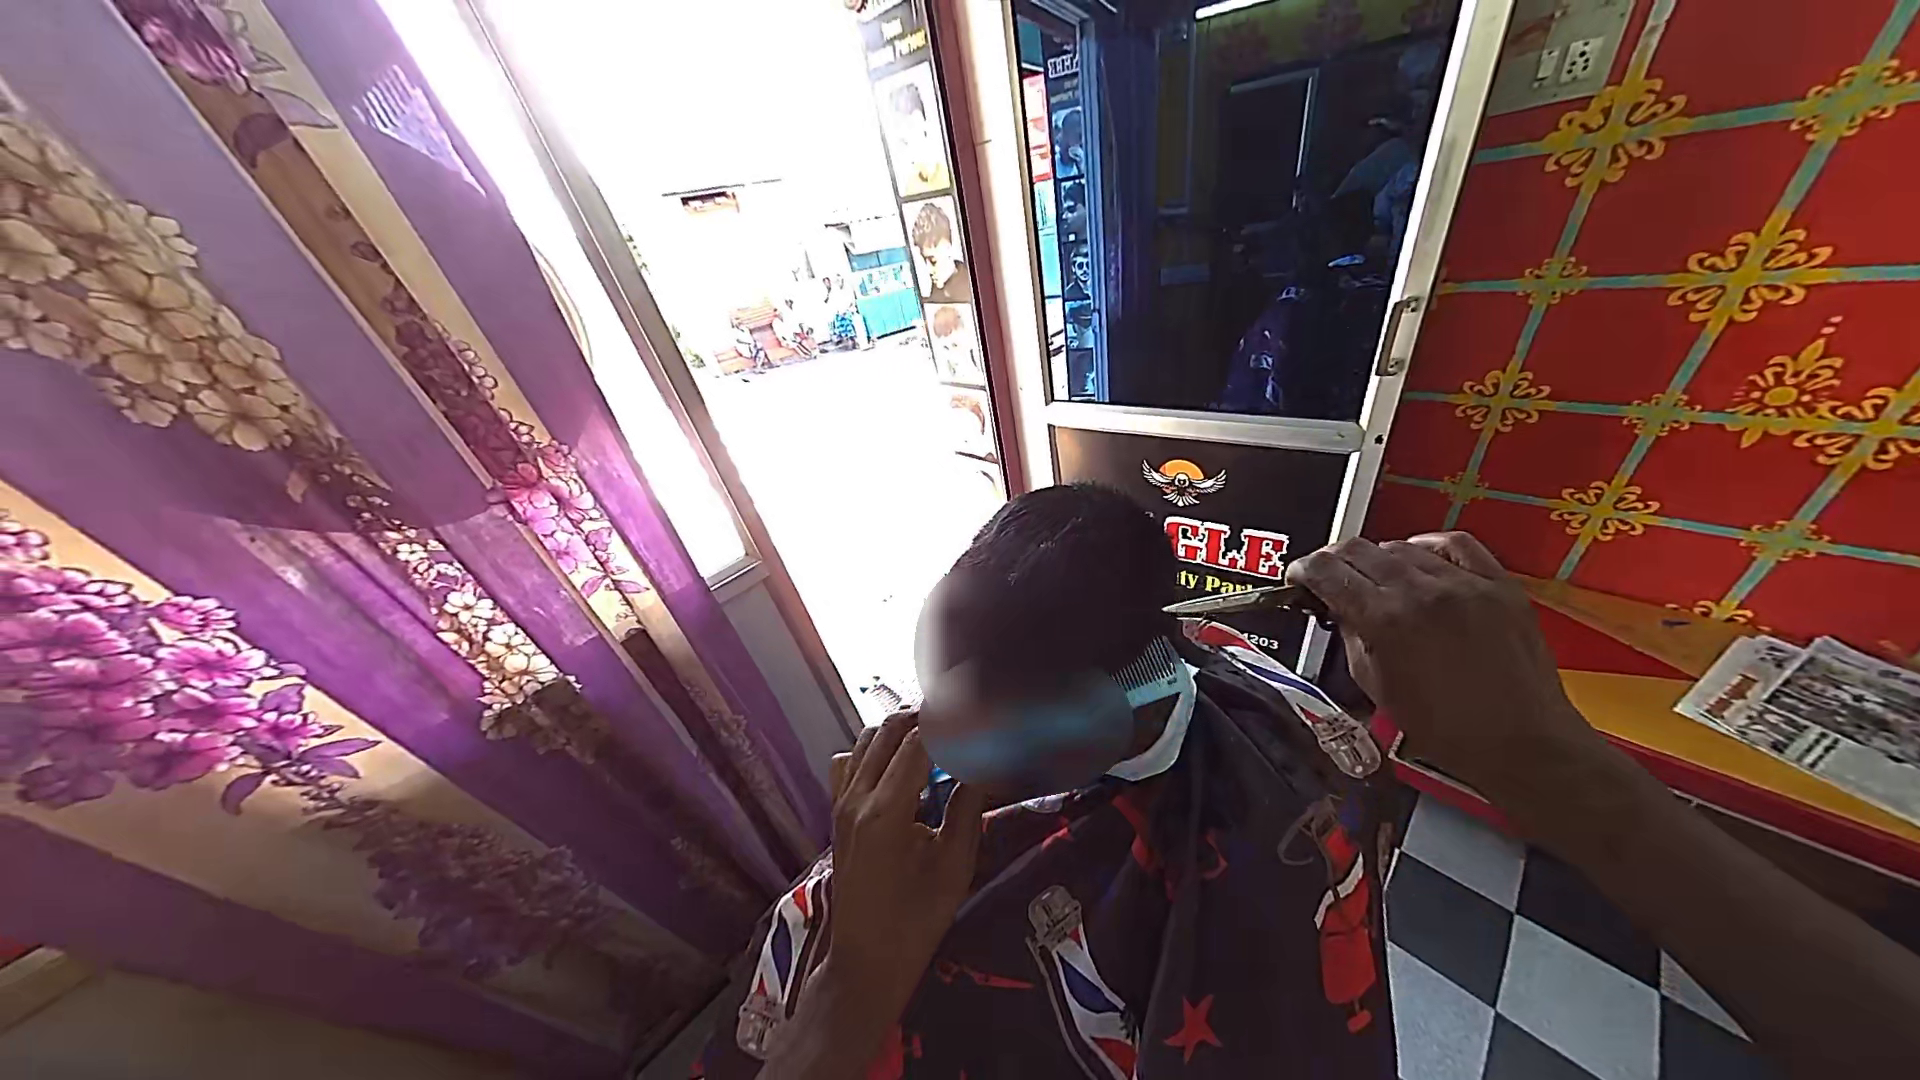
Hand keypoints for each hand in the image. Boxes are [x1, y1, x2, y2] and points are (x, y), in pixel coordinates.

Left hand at [827, 712, 986, 1003]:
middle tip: (957, 723)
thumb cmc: (916, 920)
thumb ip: (969, 806)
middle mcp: (856, 797)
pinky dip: (875, 749)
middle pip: (888, 729)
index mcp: (885, 811)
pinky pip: (851, 760)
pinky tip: (898, 766)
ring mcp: (841, 802)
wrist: (866, 962)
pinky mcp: (836, 810)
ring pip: (867, 739)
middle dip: (924, 717)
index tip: (973, 718)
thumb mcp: (955, 865)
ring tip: (933, 740)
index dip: (947, 723)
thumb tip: (986, 763)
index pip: (916, 741)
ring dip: (899, 730)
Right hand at [1285, 532, 1603, 800]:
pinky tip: (1417, 558)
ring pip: (1399, 545)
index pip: (1326, 570)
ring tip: (1375, 579)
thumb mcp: (1371, 681)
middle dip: (1332, 560)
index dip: (1302, 570)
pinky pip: (1454, 543)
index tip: (1298, 577)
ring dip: (1376, 558)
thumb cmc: (1442, 725)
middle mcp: (1421, 592)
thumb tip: (1338, 607)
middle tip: (1327, 577)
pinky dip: (1427, 546)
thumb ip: (1350, 634)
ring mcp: (1463, 584)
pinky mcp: (1498, 585)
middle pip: (1357, 549)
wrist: (1519, 742)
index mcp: (1384, 619)